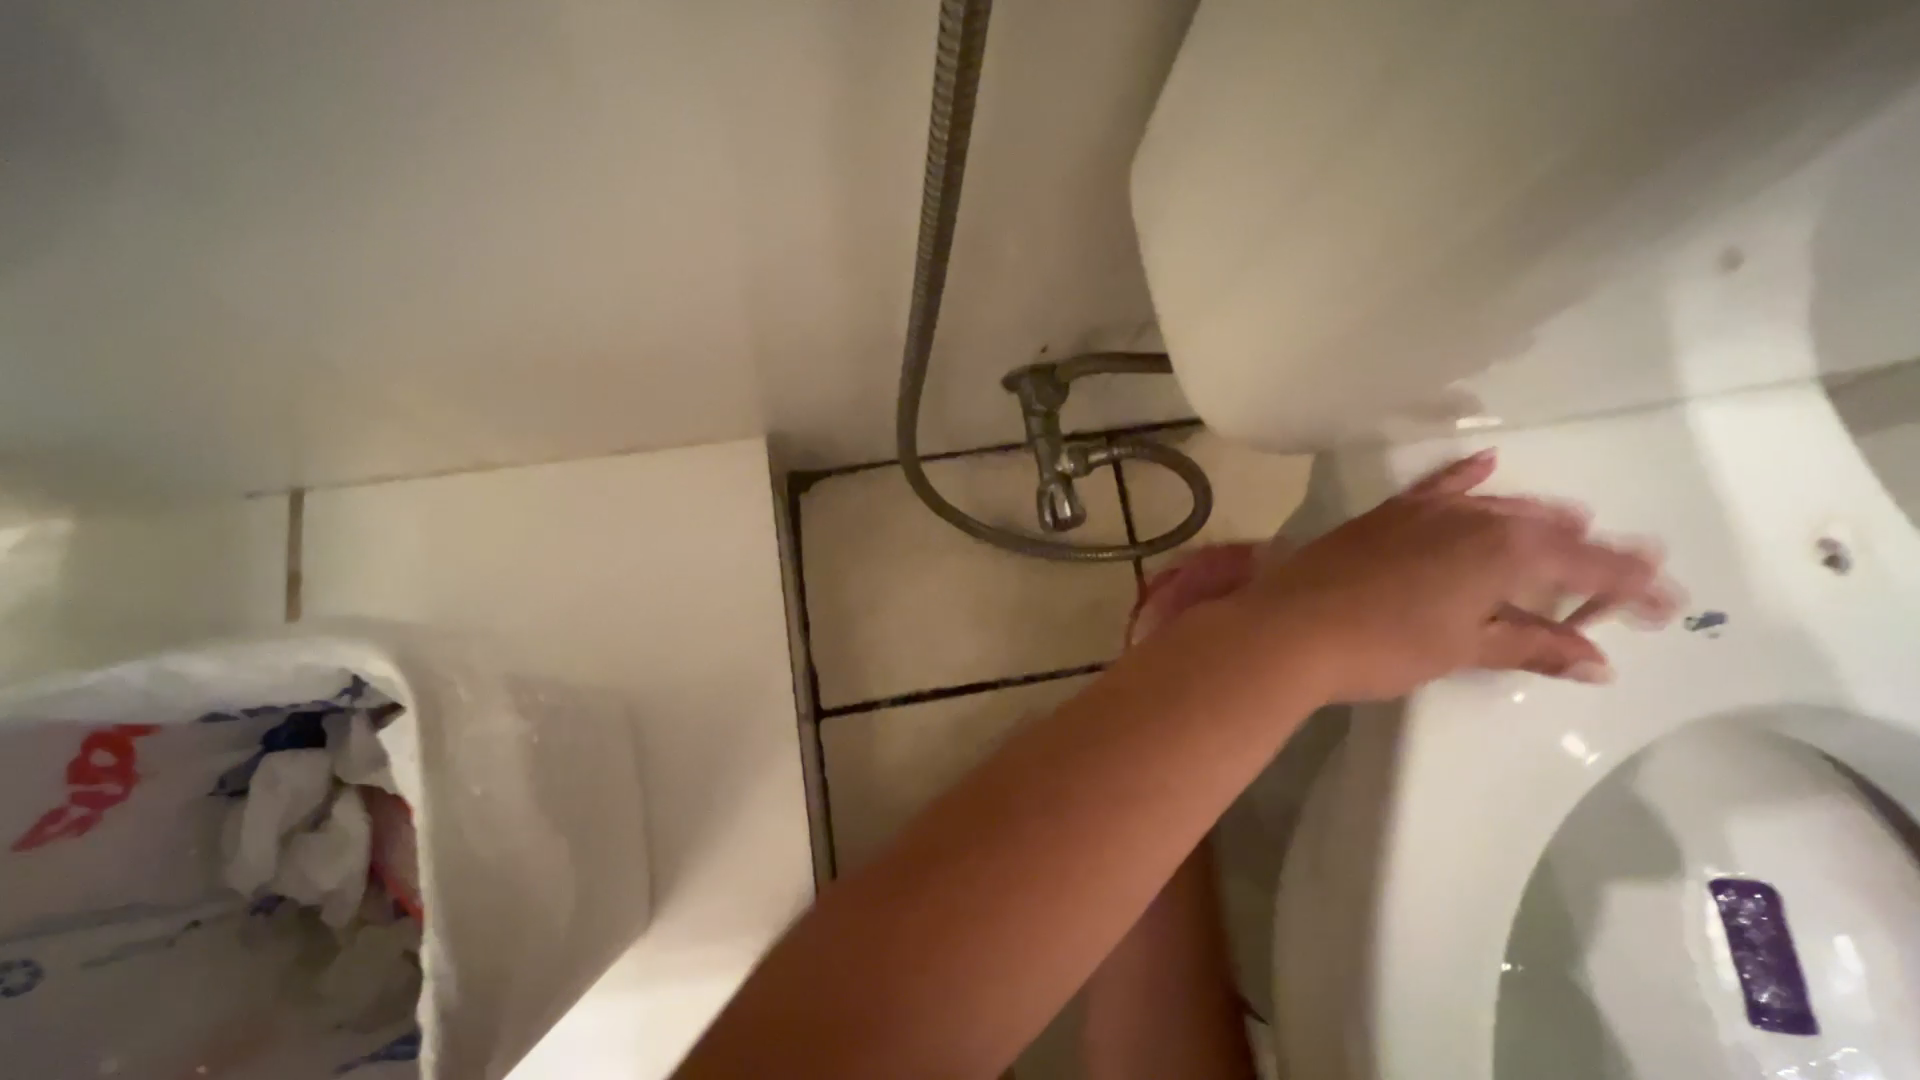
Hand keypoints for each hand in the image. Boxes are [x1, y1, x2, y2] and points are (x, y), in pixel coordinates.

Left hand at [1231, 449, 1676, 702]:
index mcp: (1504, 551)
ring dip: (1538, 518)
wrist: (1291, 629)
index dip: (1630, 586)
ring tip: (1575, 523)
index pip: (1586, 564)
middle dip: (1590, 551)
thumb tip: (1598, 661)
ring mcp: (1423, 512)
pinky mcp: (1384, 516)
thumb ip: (1531, 644)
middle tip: (1628, 571)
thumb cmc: (1382, 645)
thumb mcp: (1464, 648)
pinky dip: (1463, 477)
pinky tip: (1485, 462)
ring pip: (1497, 507)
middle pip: (1546, 531)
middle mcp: (1471, 518)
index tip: (1668, 604)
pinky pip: (1435, 488)